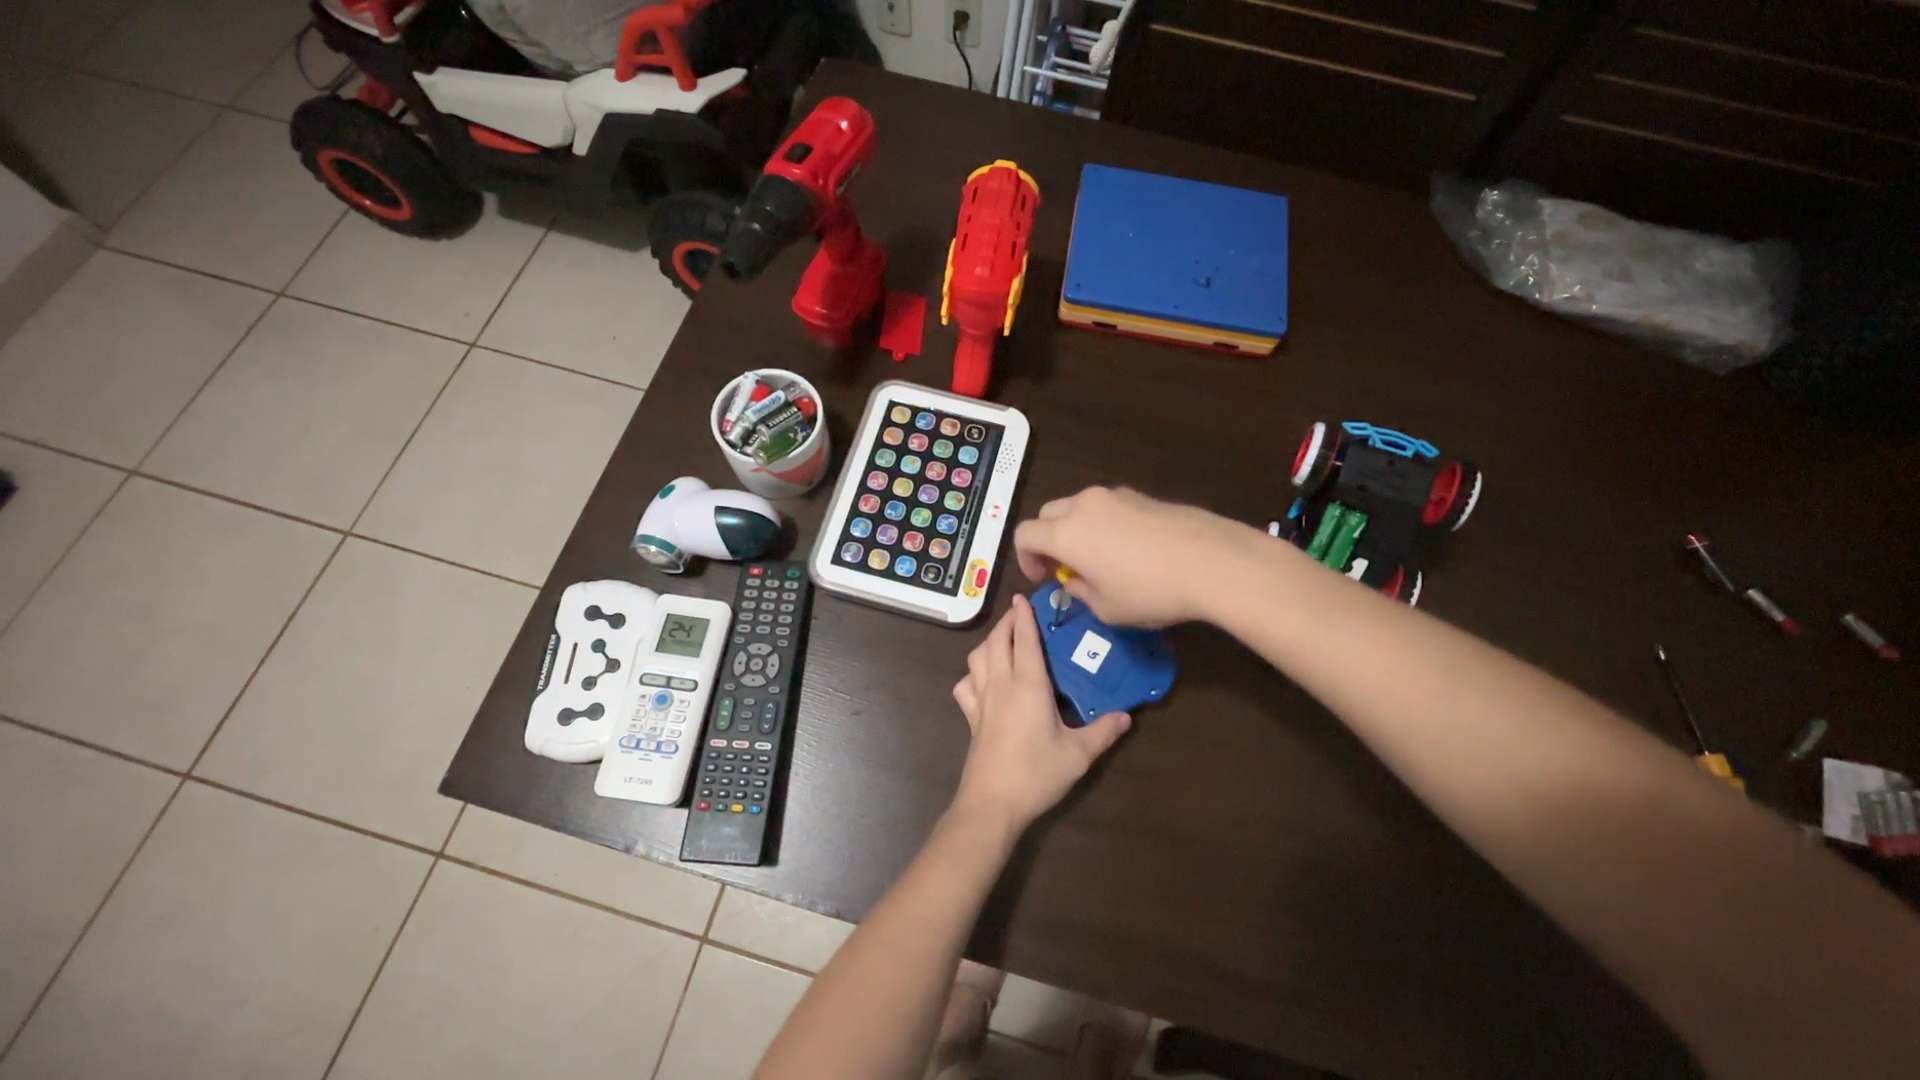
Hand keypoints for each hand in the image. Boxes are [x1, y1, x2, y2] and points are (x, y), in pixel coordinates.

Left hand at [950, 595, 1130, 830]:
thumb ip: (1102, 732)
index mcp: (1028, 684)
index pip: (1025, 639)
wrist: (992, 803)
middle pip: (997, 641)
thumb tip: (1126, 716)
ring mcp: (981, 700)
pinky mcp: (971, 718)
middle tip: (1019, 614)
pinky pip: (966, 685)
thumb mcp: (1078, 754)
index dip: (1025, 616)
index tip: (1025, 598)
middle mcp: (1001, 684)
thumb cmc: (1036, 774)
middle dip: (1007, 622)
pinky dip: (972, 674)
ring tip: (1003, 640)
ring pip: (977, 658)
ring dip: (989, 642)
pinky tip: (982, 680)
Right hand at [1012, 486, 1262, 627]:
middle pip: (1048, 515)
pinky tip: (1130, 551)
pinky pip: (1108, 508)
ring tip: (1100, 559)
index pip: (1024, 535)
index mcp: (1065, 533)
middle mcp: (1083, 505)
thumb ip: (1081, 592)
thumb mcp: (1107, 608)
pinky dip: (1104, 525)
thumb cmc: (1150, 591)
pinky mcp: (1142, 495)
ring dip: (1077, 530)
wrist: (1211, 561)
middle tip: (1065, 568)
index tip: (1043, 579)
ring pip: (1079, 508)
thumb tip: (1076, 580)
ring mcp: (1115, 496)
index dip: (1025, 558)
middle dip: (1048, 540)